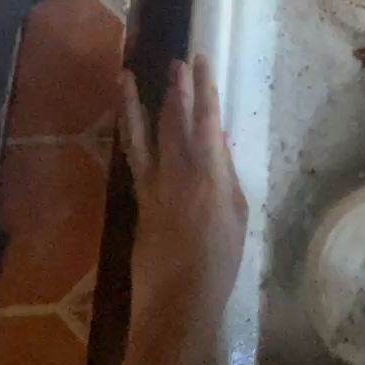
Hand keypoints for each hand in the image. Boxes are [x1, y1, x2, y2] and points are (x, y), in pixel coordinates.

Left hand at [120, 55, 248, 322]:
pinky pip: (135, 158)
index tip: (202, 62)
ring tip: (127, 78)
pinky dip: (131, 135)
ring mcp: (153, 185)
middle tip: (177, 61)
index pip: (208, 119)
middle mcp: (178, 172)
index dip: (205, 88)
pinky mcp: (139, 200)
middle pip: (175, 120)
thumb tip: (220, 147)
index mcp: (210, 173)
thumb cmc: (220, 260)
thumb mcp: (237, 213)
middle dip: (177, 88)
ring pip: (143, 135)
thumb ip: (227, 176)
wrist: (178, 302)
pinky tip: (129, 122)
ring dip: (136, 103)